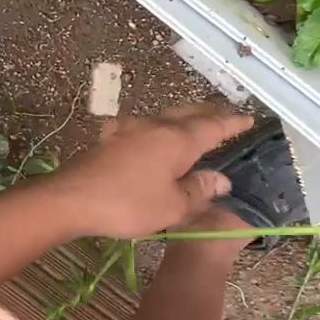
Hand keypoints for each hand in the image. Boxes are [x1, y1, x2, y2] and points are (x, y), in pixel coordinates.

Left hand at [37, 104, 252, 238]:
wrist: (71, 197)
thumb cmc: (128, 203)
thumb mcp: (173, 205)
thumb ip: (199, 190)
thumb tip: (220, 178)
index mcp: (174, 140)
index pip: (211, 127)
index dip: (231, 123)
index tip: (248, 118)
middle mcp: (151, 126)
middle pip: (185, 115)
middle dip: (207, 114)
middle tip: (224, 116)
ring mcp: (126, 129)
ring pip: (162, 119)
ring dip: (181, 120)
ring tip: (195, 127)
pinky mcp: (108, 138)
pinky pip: (143, 129)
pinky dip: (159, 131)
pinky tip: (156, 140)